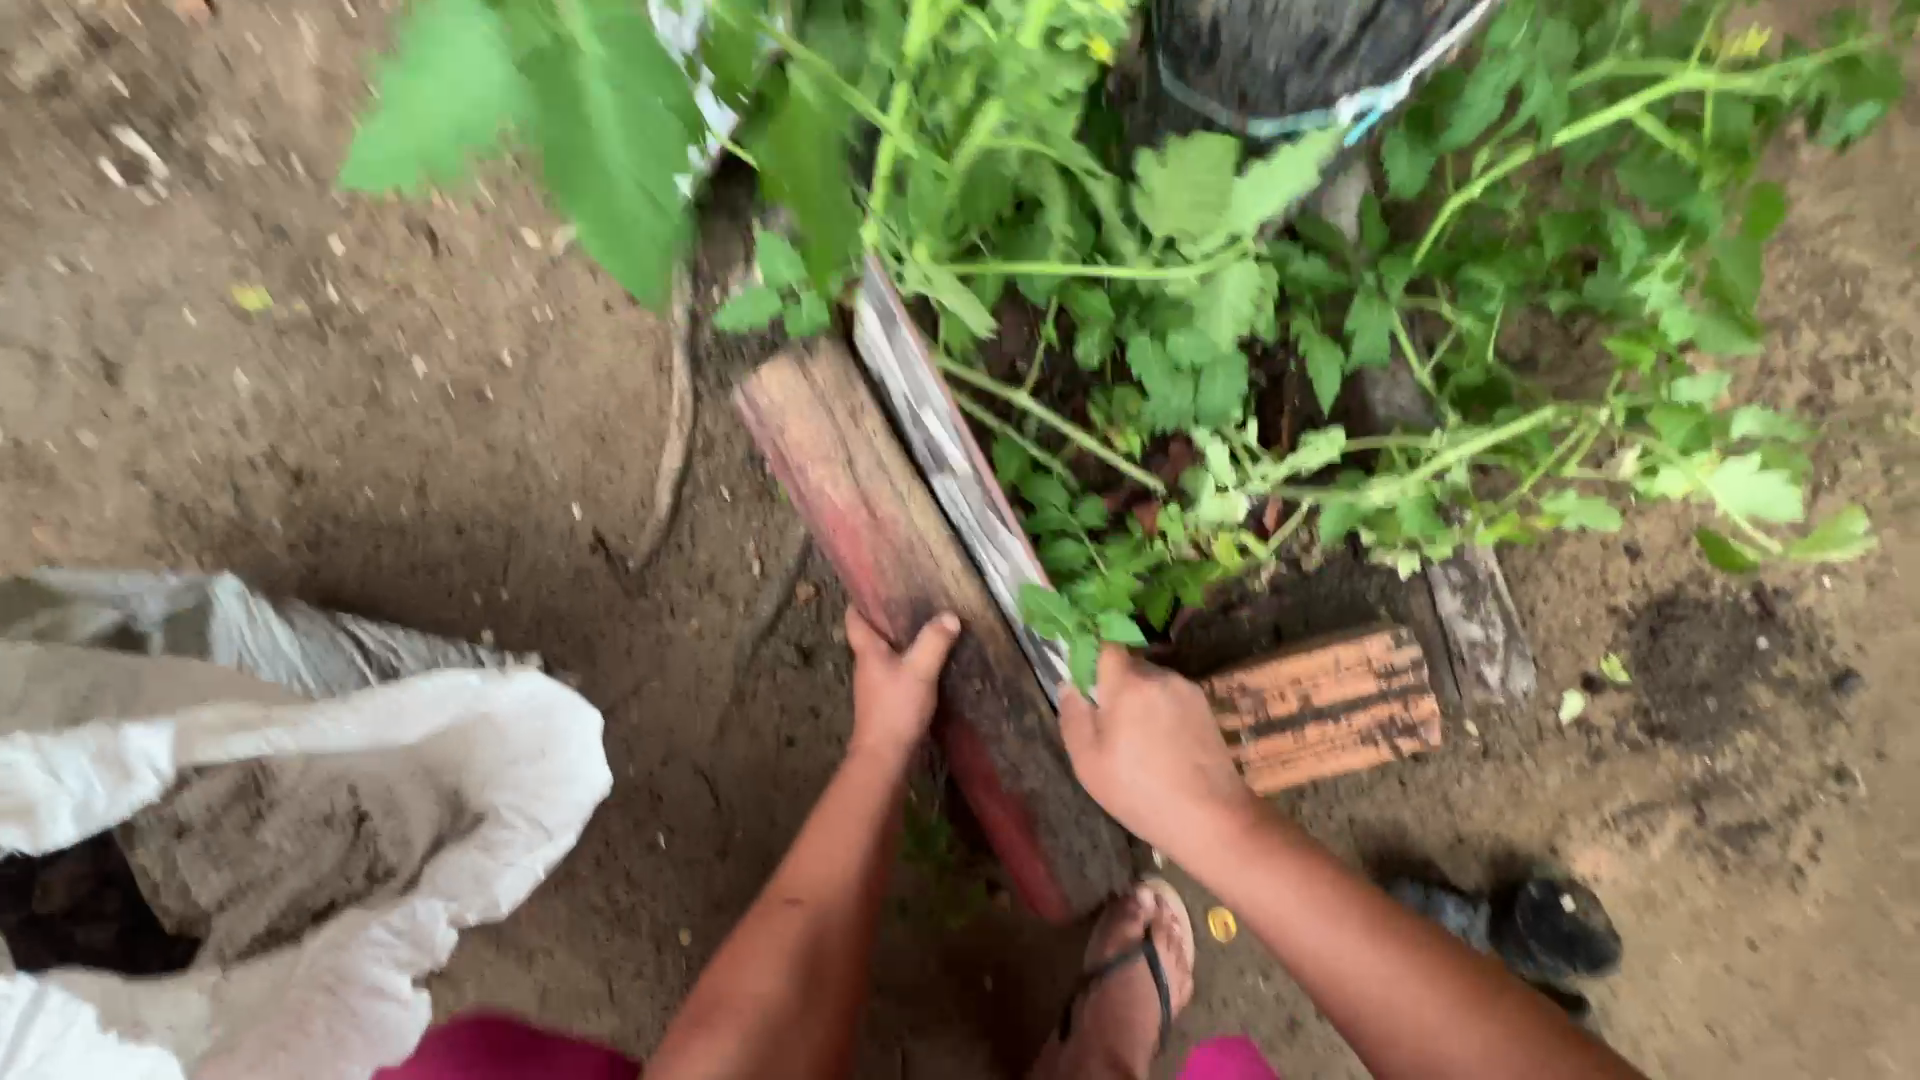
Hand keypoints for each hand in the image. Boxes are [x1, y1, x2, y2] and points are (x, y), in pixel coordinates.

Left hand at [845, 607, 961, 762]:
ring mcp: (876, 683)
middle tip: (913, 599)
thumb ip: (934, 642)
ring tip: (927, 624)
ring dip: (902, 640)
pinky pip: (898, 670)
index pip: (854, 618)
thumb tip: (950, 615)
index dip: (860, 600)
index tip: (875, 585)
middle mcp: (868, 664)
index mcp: (867, 651)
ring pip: (887, 653)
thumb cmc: (895, 709)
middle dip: (888, 617)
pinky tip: (931, 660)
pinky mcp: (888, 700)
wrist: (884, 756)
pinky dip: (911, 661)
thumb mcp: (919, 670)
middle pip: (872, 633)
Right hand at [1058, 646, 1260, 858]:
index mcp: (1128, 684)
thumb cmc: (1140, 792)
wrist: (1212, 818)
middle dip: (1115, 686)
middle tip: (1109, 726)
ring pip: (1151, 683)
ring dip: (1140, 700)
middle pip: (1129, 665)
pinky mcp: (1206, 708)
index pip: (1106, 645)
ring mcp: (1187, 691)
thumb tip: (1070, 685)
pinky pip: (1171, 697)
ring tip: (1139, 742)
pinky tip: (1163, 747)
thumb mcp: (1088, 762)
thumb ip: (1073, 716)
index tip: (1085, 683)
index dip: (1092, 656)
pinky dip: (1161, 712)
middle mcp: (1160, 676)